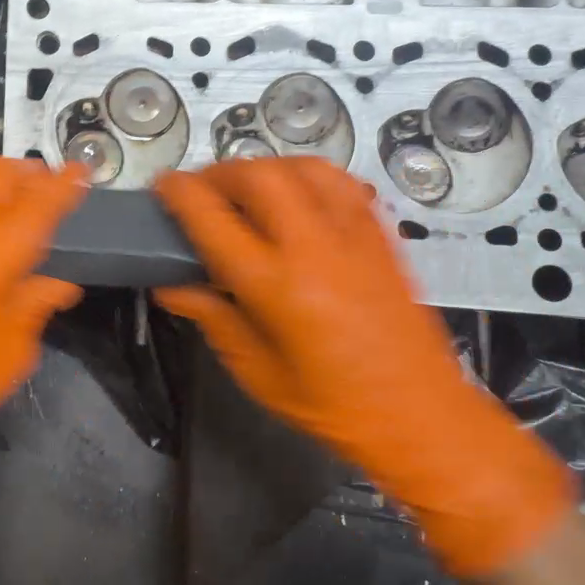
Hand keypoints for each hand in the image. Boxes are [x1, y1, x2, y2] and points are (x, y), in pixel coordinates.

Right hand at [154, 157, 574, 578]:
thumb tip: (169, 284)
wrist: (421, 417)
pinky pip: (340, 180)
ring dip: (262, 168)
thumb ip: (210, 316)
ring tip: (245, 189)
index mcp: (276, 286)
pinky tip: (295, 191)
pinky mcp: (380, 235)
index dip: (178, 192)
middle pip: (256, 176)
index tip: (162, 186)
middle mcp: (314, 248)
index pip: (212, 217)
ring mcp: (353, 235)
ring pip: (299, 167)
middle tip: (200, 192)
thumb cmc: (332, 404)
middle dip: (218, 174)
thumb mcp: (256, 369)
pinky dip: (307, 174)